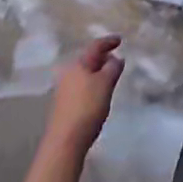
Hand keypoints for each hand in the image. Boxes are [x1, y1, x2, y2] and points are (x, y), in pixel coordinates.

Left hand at [44, 35, 124, 150]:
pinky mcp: (63, 105)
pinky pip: (81, 87)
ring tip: (109, 78)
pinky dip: (91, 85)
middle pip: (89, 60)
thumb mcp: (106, 84)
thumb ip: (113, 68)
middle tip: (116, 61)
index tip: (120, 40)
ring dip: (97, 73)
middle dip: (103, 59)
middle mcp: (69, 73)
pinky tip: (97, 95)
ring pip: (84, 74)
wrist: (65, 141)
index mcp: (79, 64)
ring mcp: (64, 89)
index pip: (96, 46)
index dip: (109, 42)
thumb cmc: (87, 107)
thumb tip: (116, 59)